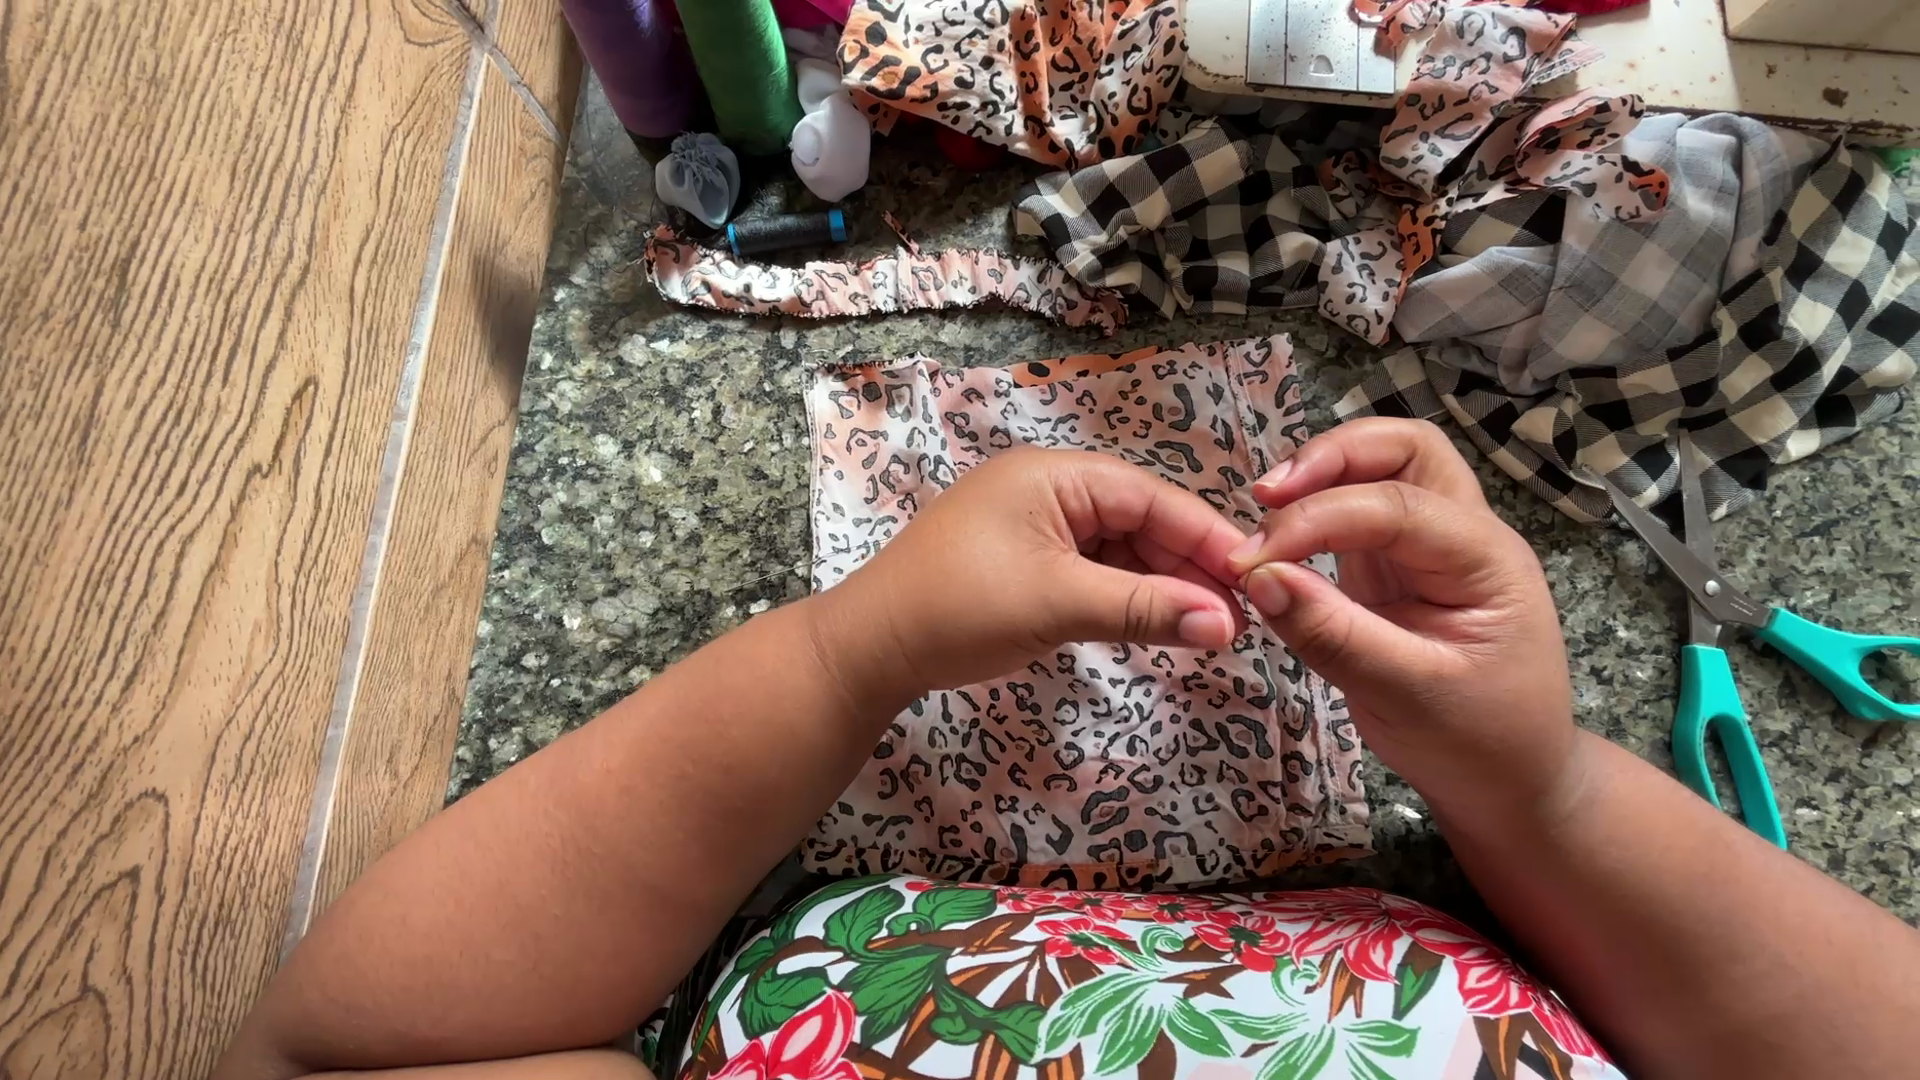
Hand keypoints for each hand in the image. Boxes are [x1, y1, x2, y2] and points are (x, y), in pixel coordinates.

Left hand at [813, 448, 1250, 701]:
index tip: (1255, 578)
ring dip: (1157, 586)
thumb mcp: (1058, 603)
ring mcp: (1036, 525)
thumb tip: (1228, 625)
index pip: (1150, 496)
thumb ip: (1144, 608)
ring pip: (1117, 549)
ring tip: (1209, 627)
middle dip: (1185, 567)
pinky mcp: (1026, 560)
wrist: (873, 645)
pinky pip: (1090, 570)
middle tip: (1238, 616)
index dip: (1205, 537)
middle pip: (1138, 520)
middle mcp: (1049, 489)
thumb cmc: (960, 608)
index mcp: (1054, 474)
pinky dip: (1122, 595)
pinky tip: (1158, 621)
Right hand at [1223, 418, 1575, 822]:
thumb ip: (1332, 634)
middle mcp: (1462, 534)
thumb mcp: (1404, 695)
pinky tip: (1277, 531)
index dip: (1315, 520)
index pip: (1395, 505)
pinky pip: (1353, 508)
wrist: (1506, 775)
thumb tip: (1258, 578)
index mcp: (1485, 560)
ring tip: (1265, 505)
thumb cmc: (1476, 739)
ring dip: (1320, 472)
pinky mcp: (1390, 562)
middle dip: (1331, 456)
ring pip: (1380, 466)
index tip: (1249, 562)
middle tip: (1266, 494)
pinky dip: (1312, 506)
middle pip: (1405, 449)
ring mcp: (1425, 544)